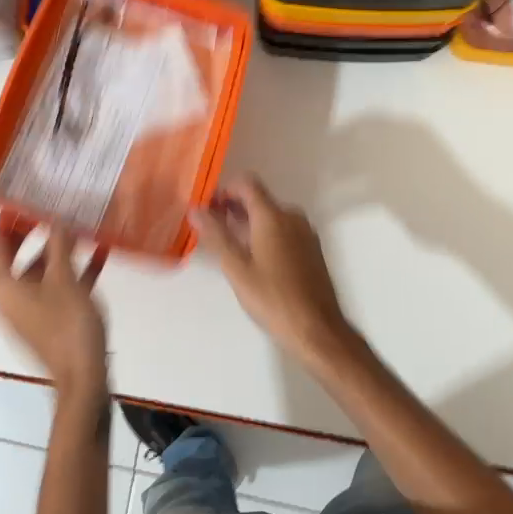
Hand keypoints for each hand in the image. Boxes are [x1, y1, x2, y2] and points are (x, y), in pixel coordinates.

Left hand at [0, 223, 109, 397]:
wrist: (84, 378)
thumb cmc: (67, 324)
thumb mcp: (64, 278)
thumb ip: (59, 245)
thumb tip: (55, 219)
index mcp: (5, 289)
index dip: (6, 224)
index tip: (19, 202)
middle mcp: (13, 301)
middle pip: (19, 260)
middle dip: (33, 235)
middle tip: (49, 210)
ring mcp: (33, 313)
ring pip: (42, 274)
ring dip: (59, 253)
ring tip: (79, 228)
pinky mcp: (53, 323)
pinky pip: (60, 290)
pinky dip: (75, 273)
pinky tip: (99, 255)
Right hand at [193, 174, 354, 361]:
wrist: (317, 330)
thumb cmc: (273, 299)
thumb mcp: (236, 268)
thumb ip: (215, 235)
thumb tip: (195, 209)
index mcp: (273, 216)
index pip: (246, 183)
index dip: (223, 190)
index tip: (206, 209)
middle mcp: (292, 217)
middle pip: (258, 199)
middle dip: (232, 208)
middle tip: (211, 230)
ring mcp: (305, 233)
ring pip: (270, 216)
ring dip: (247, 223)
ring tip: (228, 248)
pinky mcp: (311, 249)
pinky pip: (283, 230)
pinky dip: (264, 235)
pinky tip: (253, 260)